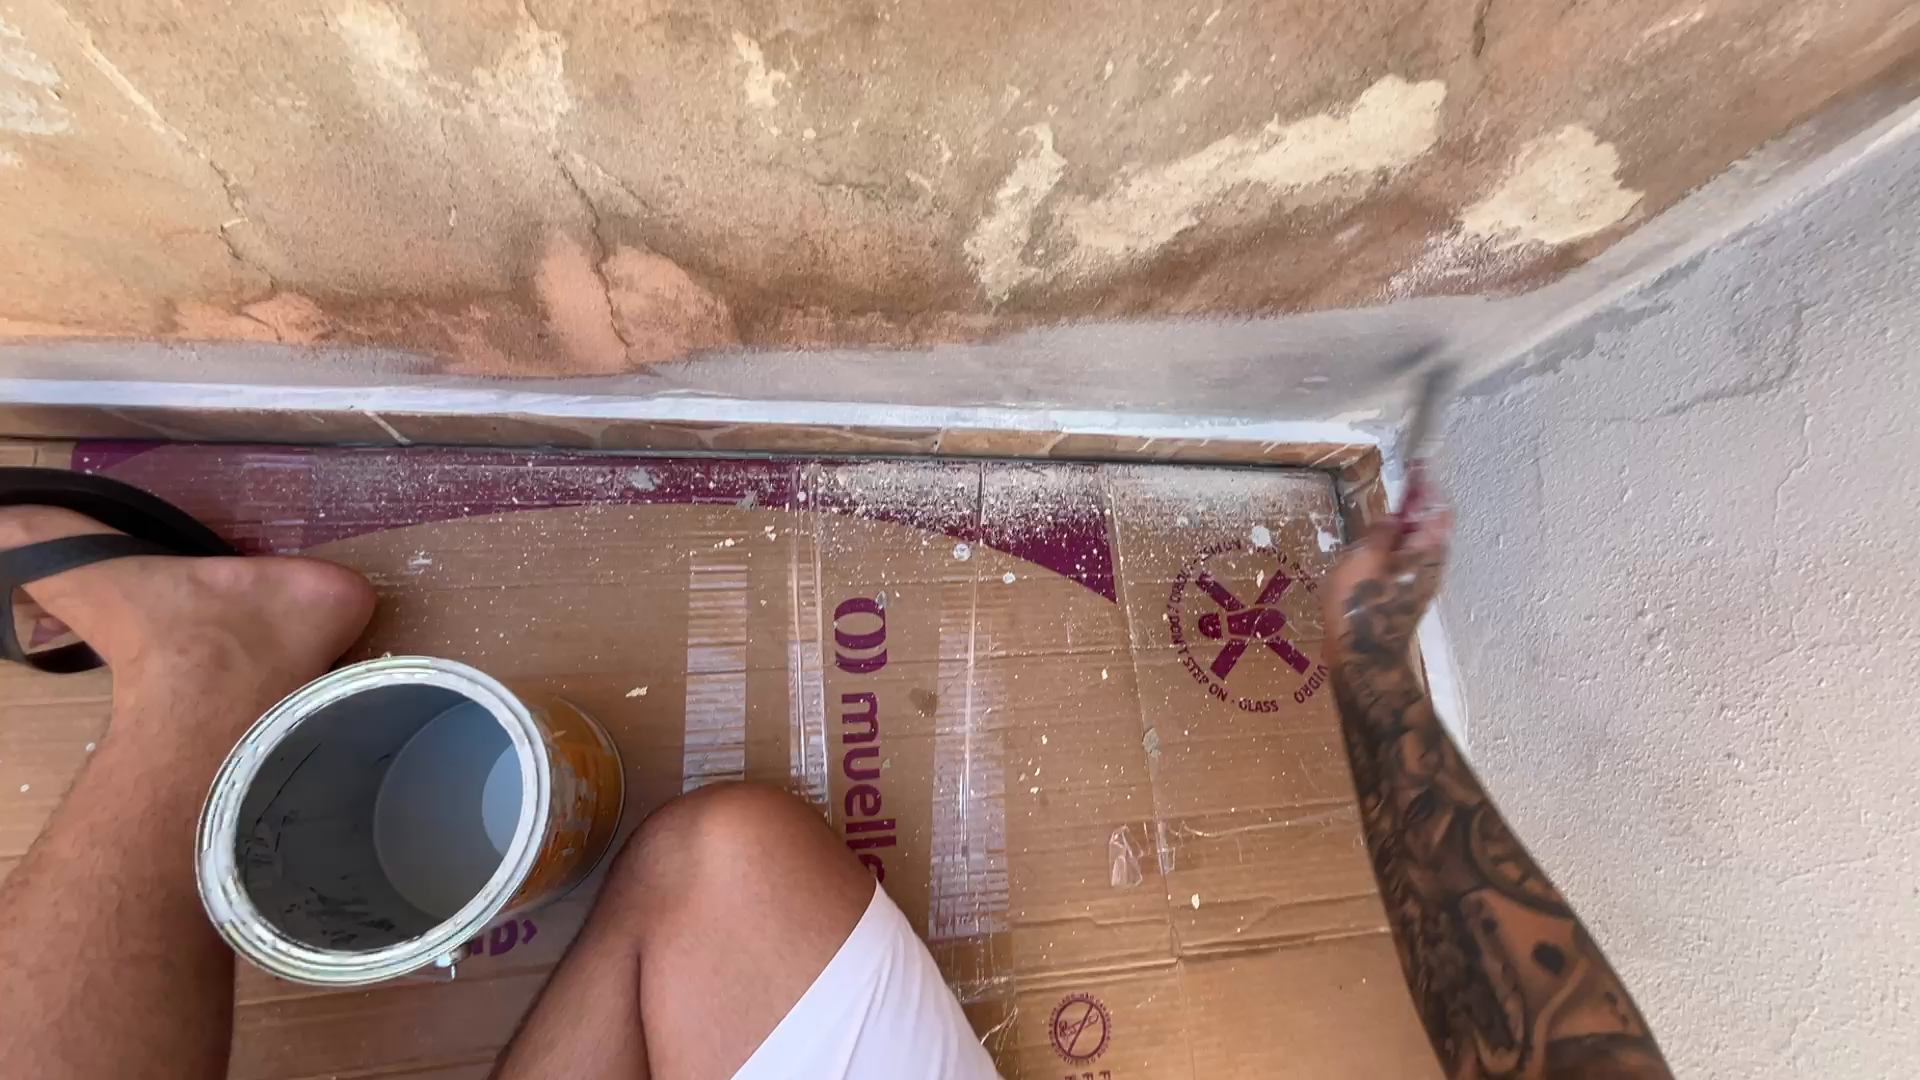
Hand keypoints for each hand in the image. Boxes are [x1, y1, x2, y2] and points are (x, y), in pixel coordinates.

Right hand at [1322, 501, 1450, 671]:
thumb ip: (1381, 533)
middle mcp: (1430, 566)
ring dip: (1410, 525)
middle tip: (1407, 486)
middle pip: (1433, 527)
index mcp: (1424, 551)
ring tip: (1392, 513)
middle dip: (1421, 505)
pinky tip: (1380, 548)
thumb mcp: (1363, 558)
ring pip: (1421, 545)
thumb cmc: (1360, 603)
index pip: (1435, 509)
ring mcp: (1420, 584)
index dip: (1428, 486)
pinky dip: (1400, 544)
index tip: (1419, 467)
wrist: (1363, 655)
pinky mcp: (1406, 597)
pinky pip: (1408, 560)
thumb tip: (1396, 514)